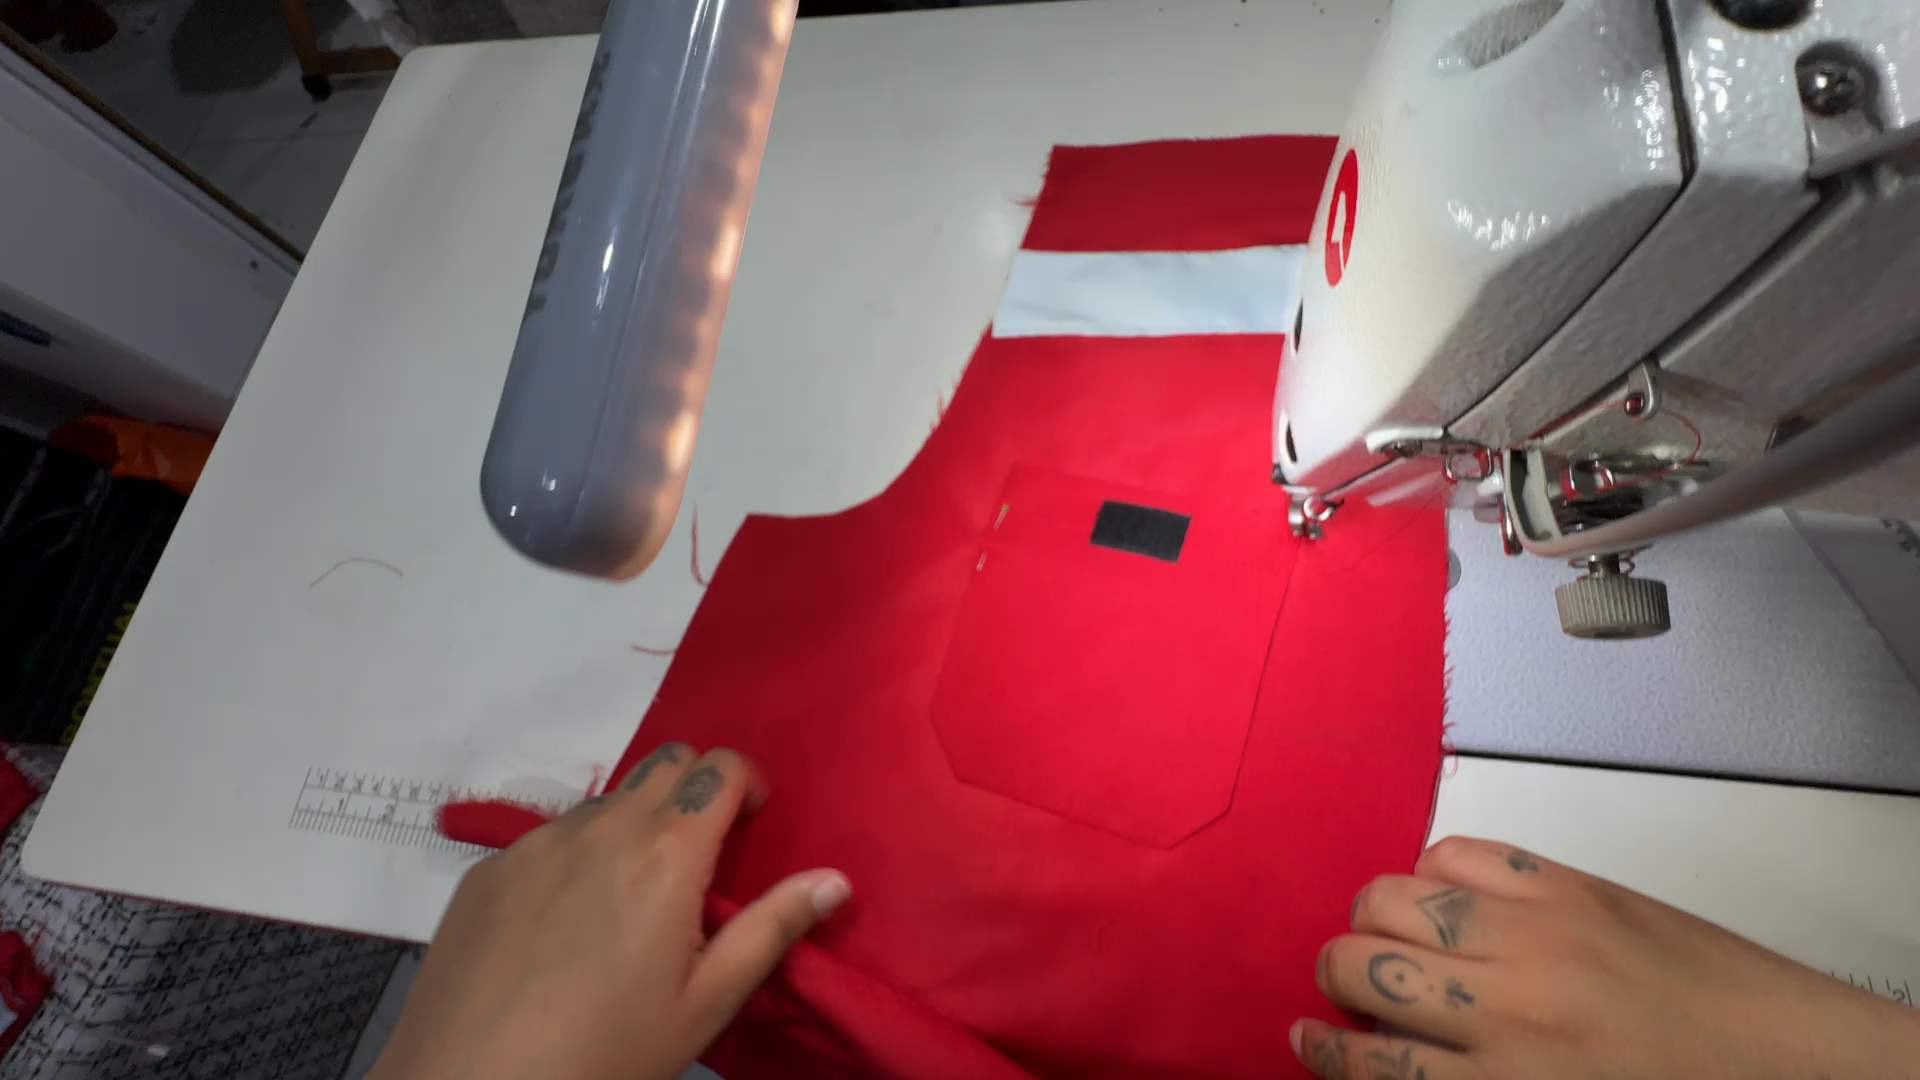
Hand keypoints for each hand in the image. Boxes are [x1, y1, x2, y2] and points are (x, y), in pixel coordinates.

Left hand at [368, 745, 850, 1079]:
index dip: (745, 781)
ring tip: (626, 894)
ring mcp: (541, 840)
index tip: (748, 821)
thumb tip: (837, 878)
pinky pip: (553, 833)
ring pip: (612, 796)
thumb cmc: (605, 1054)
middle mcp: (608, 825)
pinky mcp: (491, 866)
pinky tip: (560, 922)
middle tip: (698, 848)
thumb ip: (775, 927)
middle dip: (696, 785)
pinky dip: (578, 853)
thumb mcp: (707, 1002)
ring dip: (636, 820)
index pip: (721, 766)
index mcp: (669, 851)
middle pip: (669, 759)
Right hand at [1293, 836, 1919, 1078]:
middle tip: (1346, 980)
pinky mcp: (1563, 883)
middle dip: (1334, 973)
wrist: (1824, 1074)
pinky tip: (1441, 894)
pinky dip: (1431, 873)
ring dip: (1368, 918)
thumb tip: (1387, 1054)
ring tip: (1380, 930)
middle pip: (1366, 968)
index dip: (1324, 1048)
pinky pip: (1456, 854)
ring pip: (1392, 900)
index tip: (1305, 1034)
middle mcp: (1510, 1009)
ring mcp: (1534, 933)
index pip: (1378, 1063)